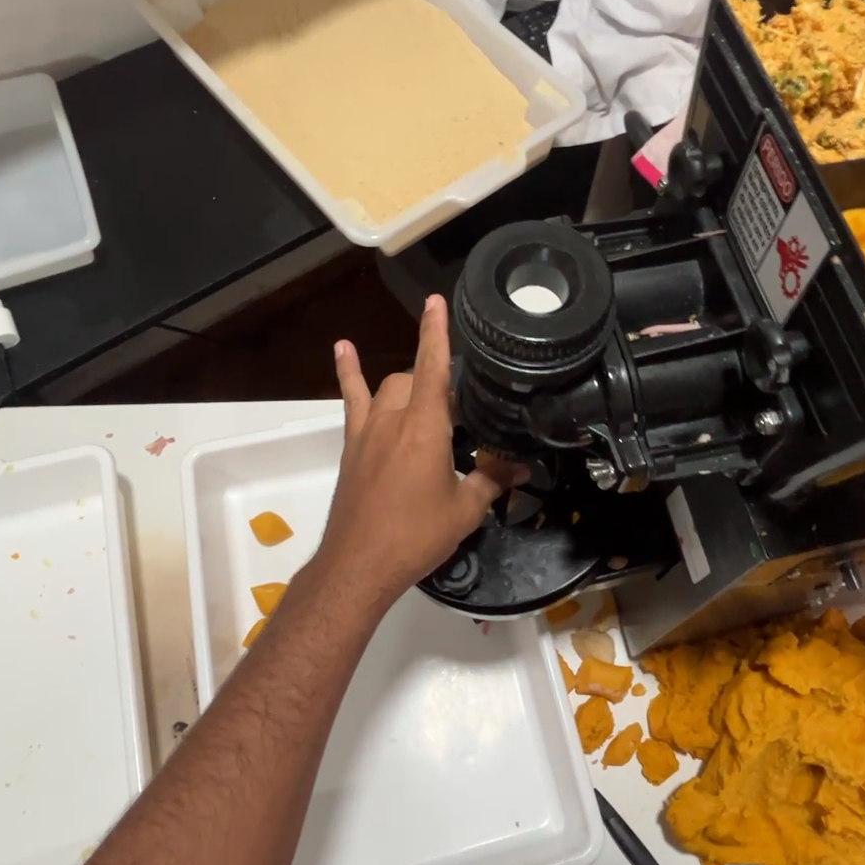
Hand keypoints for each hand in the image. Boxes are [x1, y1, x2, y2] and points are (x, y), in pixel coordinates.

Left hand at [308, 295, 522, 608]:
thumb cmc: (416, 536)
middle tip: (462, 416)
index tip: (437, 301)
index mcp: (425, 428)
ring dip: (408, 384)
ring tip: (428, 399)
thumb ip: (492, 481)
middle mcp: (393, 419)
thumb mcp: (465, 510)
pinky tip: (345, 349)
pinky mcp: (352, 445)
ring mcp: (367, 430)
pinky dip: (350, 373)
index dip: (437, 332)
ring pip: (387, 387)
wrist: (360, 564)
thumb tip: (520, 469)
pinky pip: (351, 400)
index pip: (434, 368)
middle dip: (439, 384)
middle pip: (415, 379)